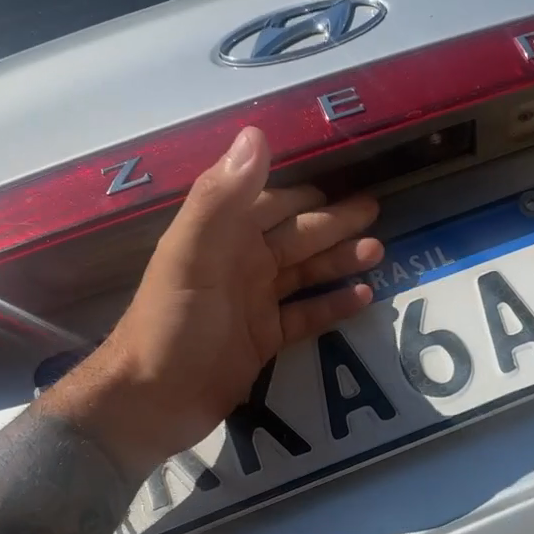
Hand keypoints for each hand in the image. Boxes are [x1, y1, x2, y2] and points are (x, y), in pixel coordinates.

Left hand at [40, 126, 384, 477]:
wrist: (154, 398)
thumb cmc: (171, 324)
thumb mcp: (193, 256)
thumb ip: (223, 198)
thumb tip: (258, 134)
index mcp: (220, 237)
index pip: (269, 202)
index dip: (304, 190)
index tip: (344, 178)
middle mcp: (239, 263)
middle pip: (295, 235)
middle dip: (334, 222)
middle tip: (375, 211)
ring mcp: (254, 302)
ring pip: (306, 272)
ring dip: (340, 260)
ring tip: (378, 252)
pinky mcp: (265, 338)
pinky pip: (307, 315)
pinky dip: (334, 305)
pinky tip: (364, 297)